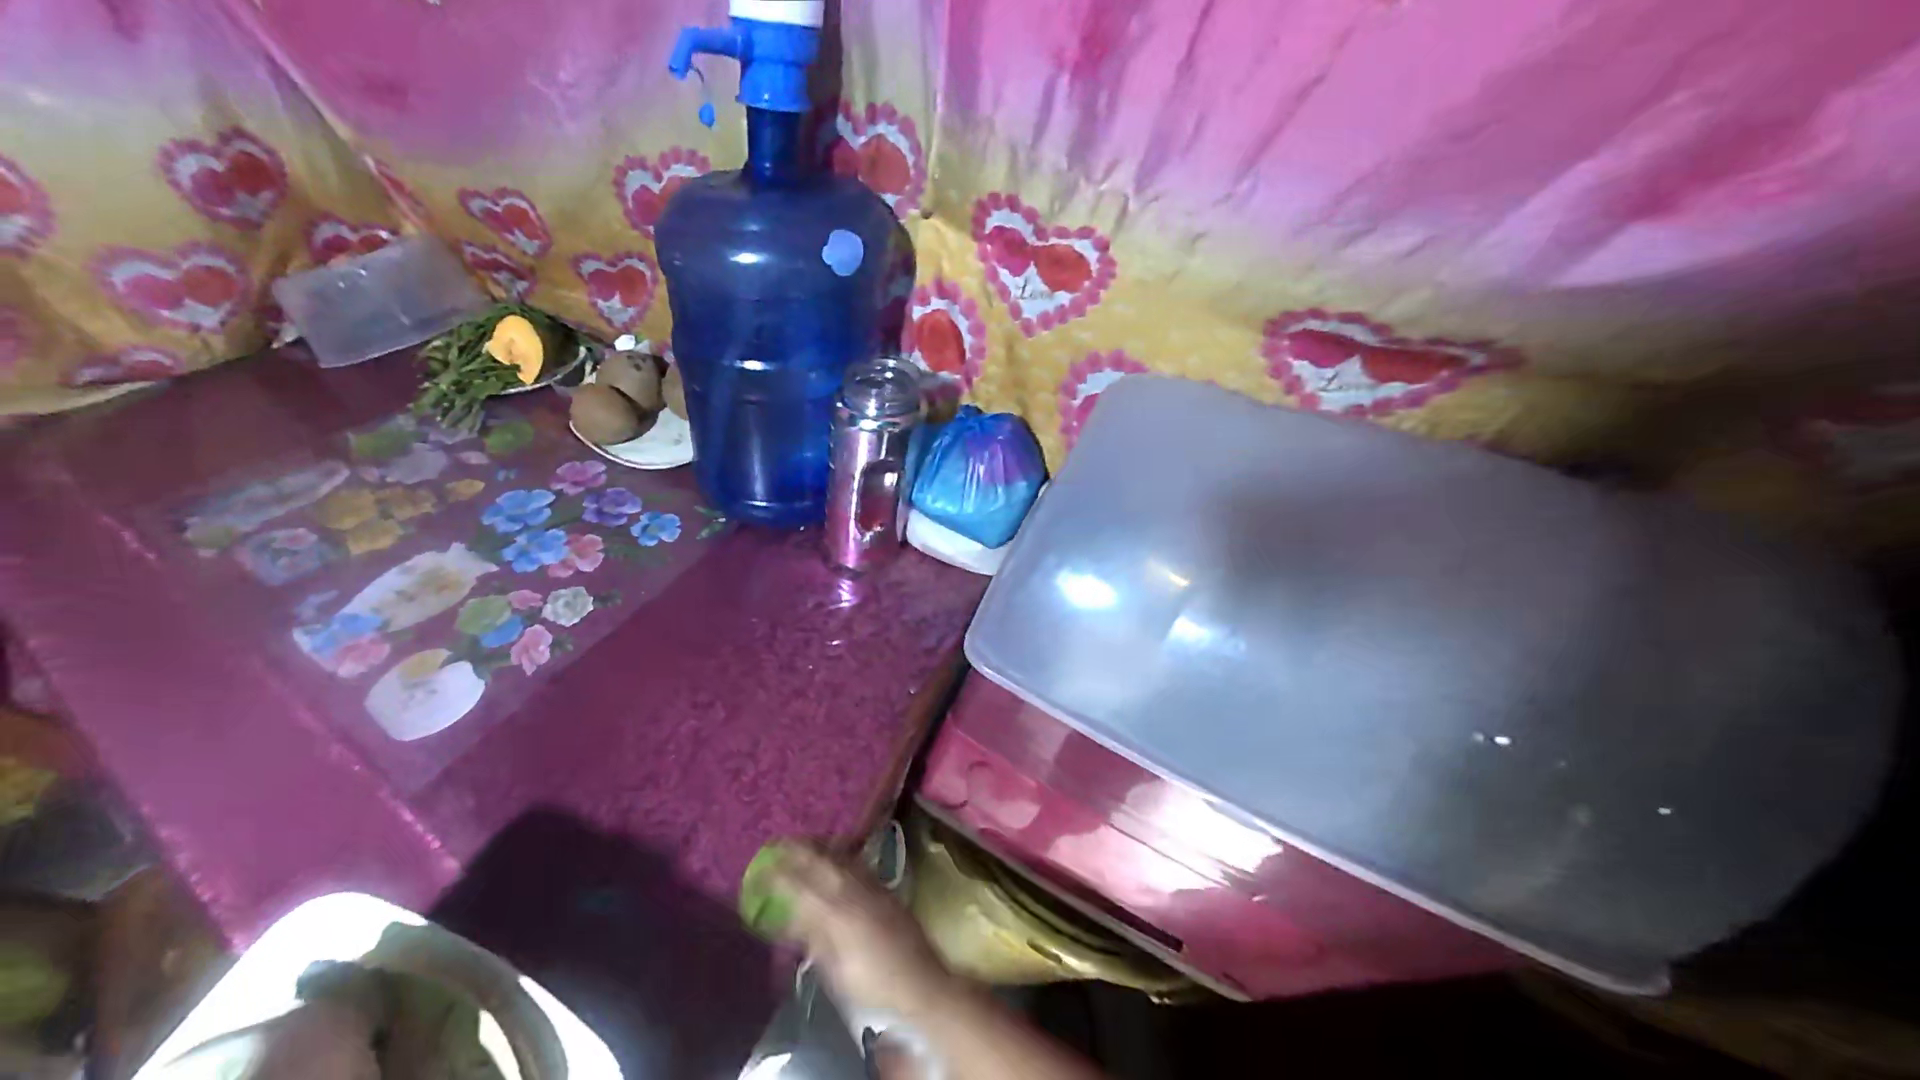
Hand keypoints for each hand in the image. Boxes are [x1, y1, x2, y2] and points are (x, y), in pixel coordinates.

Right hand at [760, 841, 955, 1020]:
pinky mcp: (887, 889)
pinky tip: (835, 857)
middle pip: (822, 861)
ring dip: (821, 847)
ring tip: (803, 844)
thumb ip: (813, 939)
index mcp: (838, 913)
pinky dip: (841, 855)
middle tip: (778, 845)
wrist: (922, 986)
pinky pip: (858, 863)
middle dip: (799, 850)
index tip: (761, 871)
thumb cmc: (873, 988)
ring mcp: (874, 886)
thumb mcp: (834, 971)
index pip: (801, 885)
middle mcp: (856, 891)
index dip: (779, 875)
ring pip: (842, 856)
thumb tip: (791, 919)